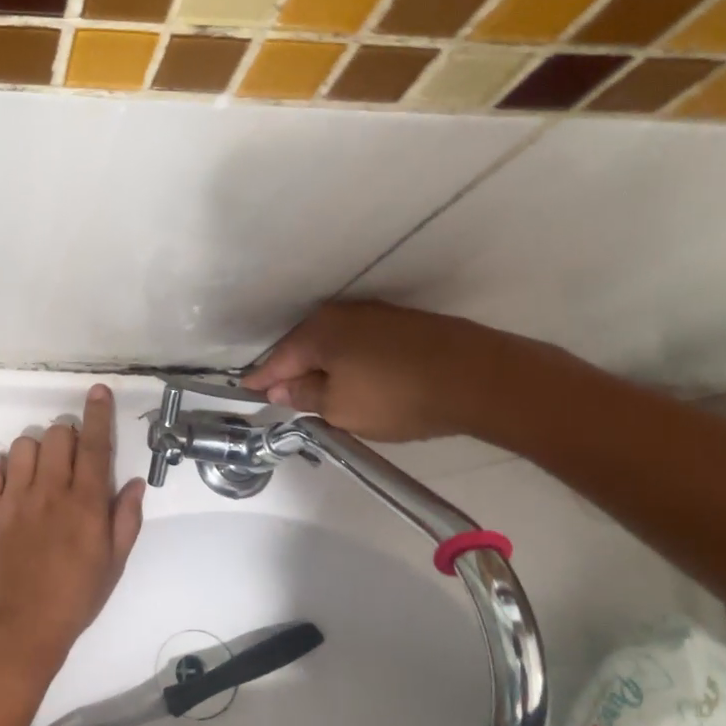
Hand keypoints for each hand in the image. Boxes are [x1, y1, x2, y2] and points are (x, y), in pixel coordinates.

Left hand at [0, 385, 144, 671]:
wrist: (23, 627)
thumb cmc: (76, 598)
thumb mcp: (114, 564)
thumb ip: (126, 519)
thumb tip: (134, 483)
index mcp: (86, 504)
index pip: (95, 445)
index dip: (98, 413)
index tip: (98, 391)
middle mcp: (50, 492)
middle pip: (57, 435)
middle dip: (68, 436)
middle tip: (71, 459)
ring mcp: (15, 499)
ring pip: (23, 445)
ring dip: (35, 450)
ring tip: (40, 473)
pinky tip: (9, 485)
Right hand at [241, 301, 571, 442]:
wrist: (481, 379)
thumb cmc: (397, 397)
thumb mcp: (340, 409)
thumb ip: (304, 397)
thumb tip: (280, 389)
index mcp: (317, 333)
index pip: (276, 361)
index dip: (260, 380)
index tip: (244, 391)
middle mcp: (341, 315)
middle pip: (303, 347)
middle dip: (291, 371)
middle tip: (282, 397)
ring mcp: (375, 316)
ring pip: (333, 344)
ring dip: (323, 366)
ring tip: (319, 392)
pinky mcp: (404, 325)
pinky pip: (359, 344)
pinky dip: (349, 361)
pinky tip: (355, 379)